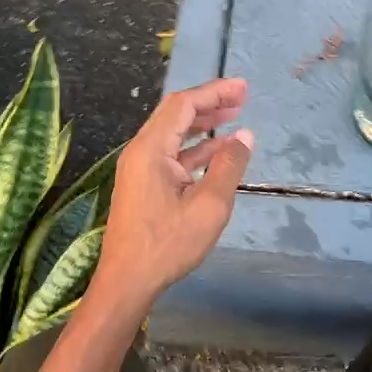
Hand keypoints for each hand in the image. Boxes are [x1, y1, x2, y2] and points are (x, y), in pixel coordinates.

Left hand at [91, 78, 254, 313]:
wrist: (126, 283)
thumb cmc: (167, 244)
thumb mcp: (209, 205)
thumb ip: (229, 165)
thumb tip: (245, 135)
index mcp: (151, 149)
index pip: (184, 105)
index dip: (214, 92)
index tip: (242, 88)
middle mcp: (141, 151)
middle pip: (176, 114)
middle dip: (209, 102)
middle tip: (242, 98)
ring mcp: (139, 168)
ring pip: (173, 133)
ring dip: (203, 124)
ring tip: (234, 117)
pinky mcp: (143, 185)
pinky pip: (171, 153)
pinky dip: (195, 147)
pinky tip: (218, 150)